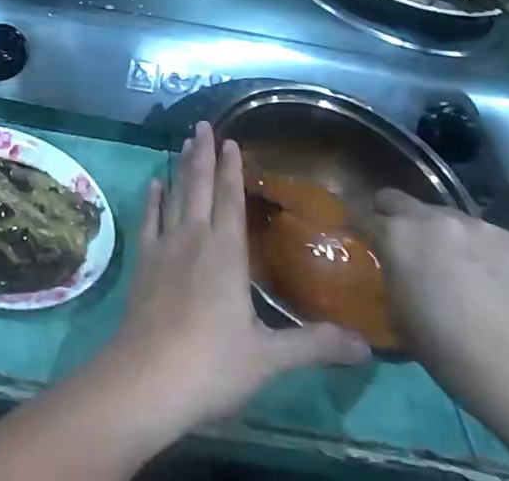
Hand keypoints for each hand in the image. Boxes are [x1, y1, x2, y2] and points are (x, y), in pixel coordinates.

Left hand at [98, 121, 368, 435]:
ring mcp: (164, 251)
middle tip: (202, 124)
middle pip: (200, 187)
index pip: (231, 199)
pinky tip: (154, 185)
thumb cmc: (210, 365)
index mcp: (226, 253)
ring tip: (184, 144)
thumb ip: (314, 345)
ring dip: (181, 169)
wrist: (143, 385)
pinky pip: (148, 223)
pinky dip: (152, 201)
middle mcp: (195, 240)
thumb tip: (366, 348)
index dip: (233, 168)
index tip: (231, 140)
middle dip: (203, 154)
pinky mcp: (142, 267)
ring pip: (175, 198)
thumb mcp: (268, 358)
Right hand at [374, 190, 508, 480]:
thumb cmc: (454, 359)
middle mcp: (436, 219)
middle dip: (395, 217)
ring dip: (441, 235)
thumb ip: (394, 284)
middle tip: (402, 246)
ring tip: (455, 269)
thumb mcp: (404, 324)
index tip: (357, 236)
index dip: (358, 226)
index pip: (365, 216)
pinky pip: (486, 237)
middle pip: (402, 201)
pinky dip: (480, 252)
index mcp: (399, 238)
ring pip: (447, 218)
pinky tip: (493, 283)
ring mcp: (478, 223)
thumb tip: (397, 274)